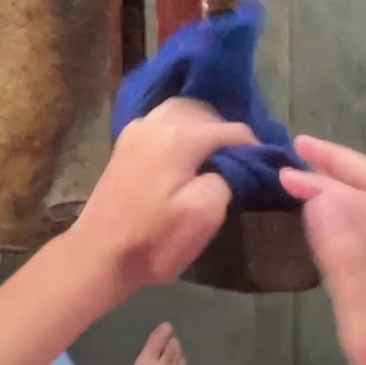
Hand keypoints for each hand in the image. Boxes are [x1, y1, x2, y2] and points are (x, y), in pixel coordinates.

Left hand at [66, 97, 256, 296]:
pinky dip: (179, 125)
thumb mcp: (203, 216)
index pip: (230, 130)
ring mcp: (137, 129)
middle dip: (226, 129)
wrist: (98, 254)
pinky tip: (185, 147)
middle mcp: (158, 121)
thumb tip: (227, 166)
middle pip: (204, 111)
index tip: (266, 164)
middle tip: (243, 155)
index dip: (253, 146)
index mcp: (180, 136)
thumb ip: (226, 179)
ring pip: (180, 109)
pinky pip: (161, 119)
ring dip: (202, 123)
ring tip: (217, 149)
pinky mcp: (125, 142)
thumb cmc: (154, 240)